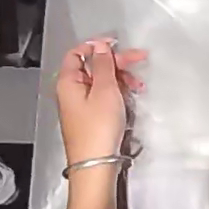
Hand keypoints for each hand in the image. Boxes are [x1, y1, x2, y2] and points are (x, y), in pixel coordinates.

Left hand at [56, 37, 146, 164]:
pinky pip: (104, 96)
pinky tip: (132, 97)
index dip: (97, 45)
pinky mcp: (91, 117)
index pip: (78, 53)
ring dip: (121, 79)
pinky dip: (118, 93)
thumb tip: (100, 46)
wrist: (96, 164)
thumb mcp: (105, 90)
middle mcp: (71, 90)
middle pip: (93, 66)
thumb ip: (104, 65)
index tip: (117, 44)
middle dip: (116, 63)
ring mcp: (81, 105)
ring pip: (101, 82)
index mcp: (69, 81)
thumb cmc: (99, 126)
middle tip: (139, 61)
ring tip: (139, 86)